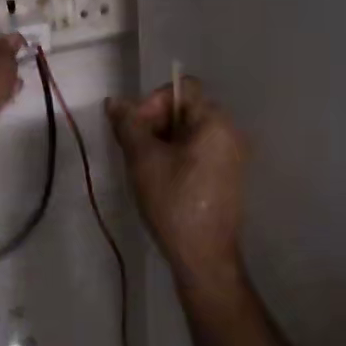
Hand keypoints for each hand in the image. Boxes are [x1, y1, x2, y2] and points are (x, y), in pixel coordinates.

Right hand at [106, 76, 247, 283]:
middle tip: (134, 149)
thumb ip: (128, 125)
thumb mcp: (143, 160)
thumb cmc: (174, 202)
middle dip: (154, 122)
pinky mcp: (226, 175)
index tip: (136, 130)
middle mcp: (230, 132)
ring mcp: (231, 155)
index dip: (153, 101)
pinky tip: (159, 178)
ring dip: (162, 140)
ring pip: (188, 131)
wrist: (204, 257)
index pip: (182, 88)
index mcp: (215, 122)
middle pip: (185, 108)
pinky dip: (175, 155)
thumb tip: (114, 102)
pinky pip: (197, 150)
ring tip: (143, 166)